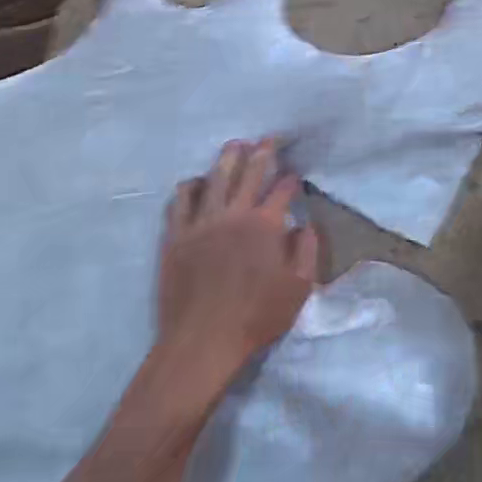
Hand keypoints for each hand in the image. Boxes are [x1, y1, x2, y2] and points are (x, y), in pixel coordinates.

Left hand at [155, 138, 319, 391]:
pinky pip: (180, 202)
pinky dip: (190, 187)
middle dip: (263, 152)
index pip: (282, 189)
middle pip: (249, 172)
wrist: (201, 343)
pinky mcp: (175, 239)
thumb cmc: (257, 315)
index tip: (296, 176)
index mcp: (266, 224)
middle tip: (270, 138)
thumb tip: (305, 225)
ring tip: (235, 145)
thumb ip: (307, 249)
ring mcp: (200, 225)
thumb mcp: (300, 285)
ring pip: (213, 179)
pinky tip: (197, 182)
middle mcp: (233, 215)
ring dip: (227, 159)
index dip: (291, 179)